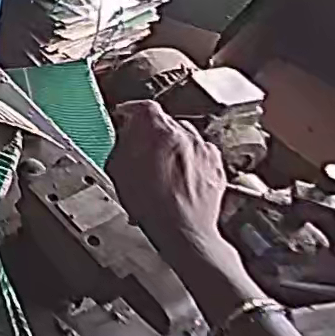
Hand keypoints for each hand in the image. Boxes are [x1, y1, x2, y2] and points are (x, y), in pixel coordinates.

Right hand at [107, 100, 229, 261]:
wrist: (182, 229)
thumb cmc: (150, 203)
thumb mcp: (118, 167)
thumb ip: (121, 142)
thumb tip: (124, 132)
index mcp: (158, 130)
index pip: (142, 106)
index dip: (129, 111)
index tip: (122, 117)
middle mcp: (185, 135)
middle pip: (164, 120)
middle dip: (149, 130)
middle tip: (136, 145)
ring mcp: (204, 150)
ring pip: (182, 136)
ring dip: (169, 144)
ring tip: (156, 165)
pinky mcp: (216, 165)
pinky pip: (198, 152)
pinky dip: (187, 157)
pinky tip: (174, 174)